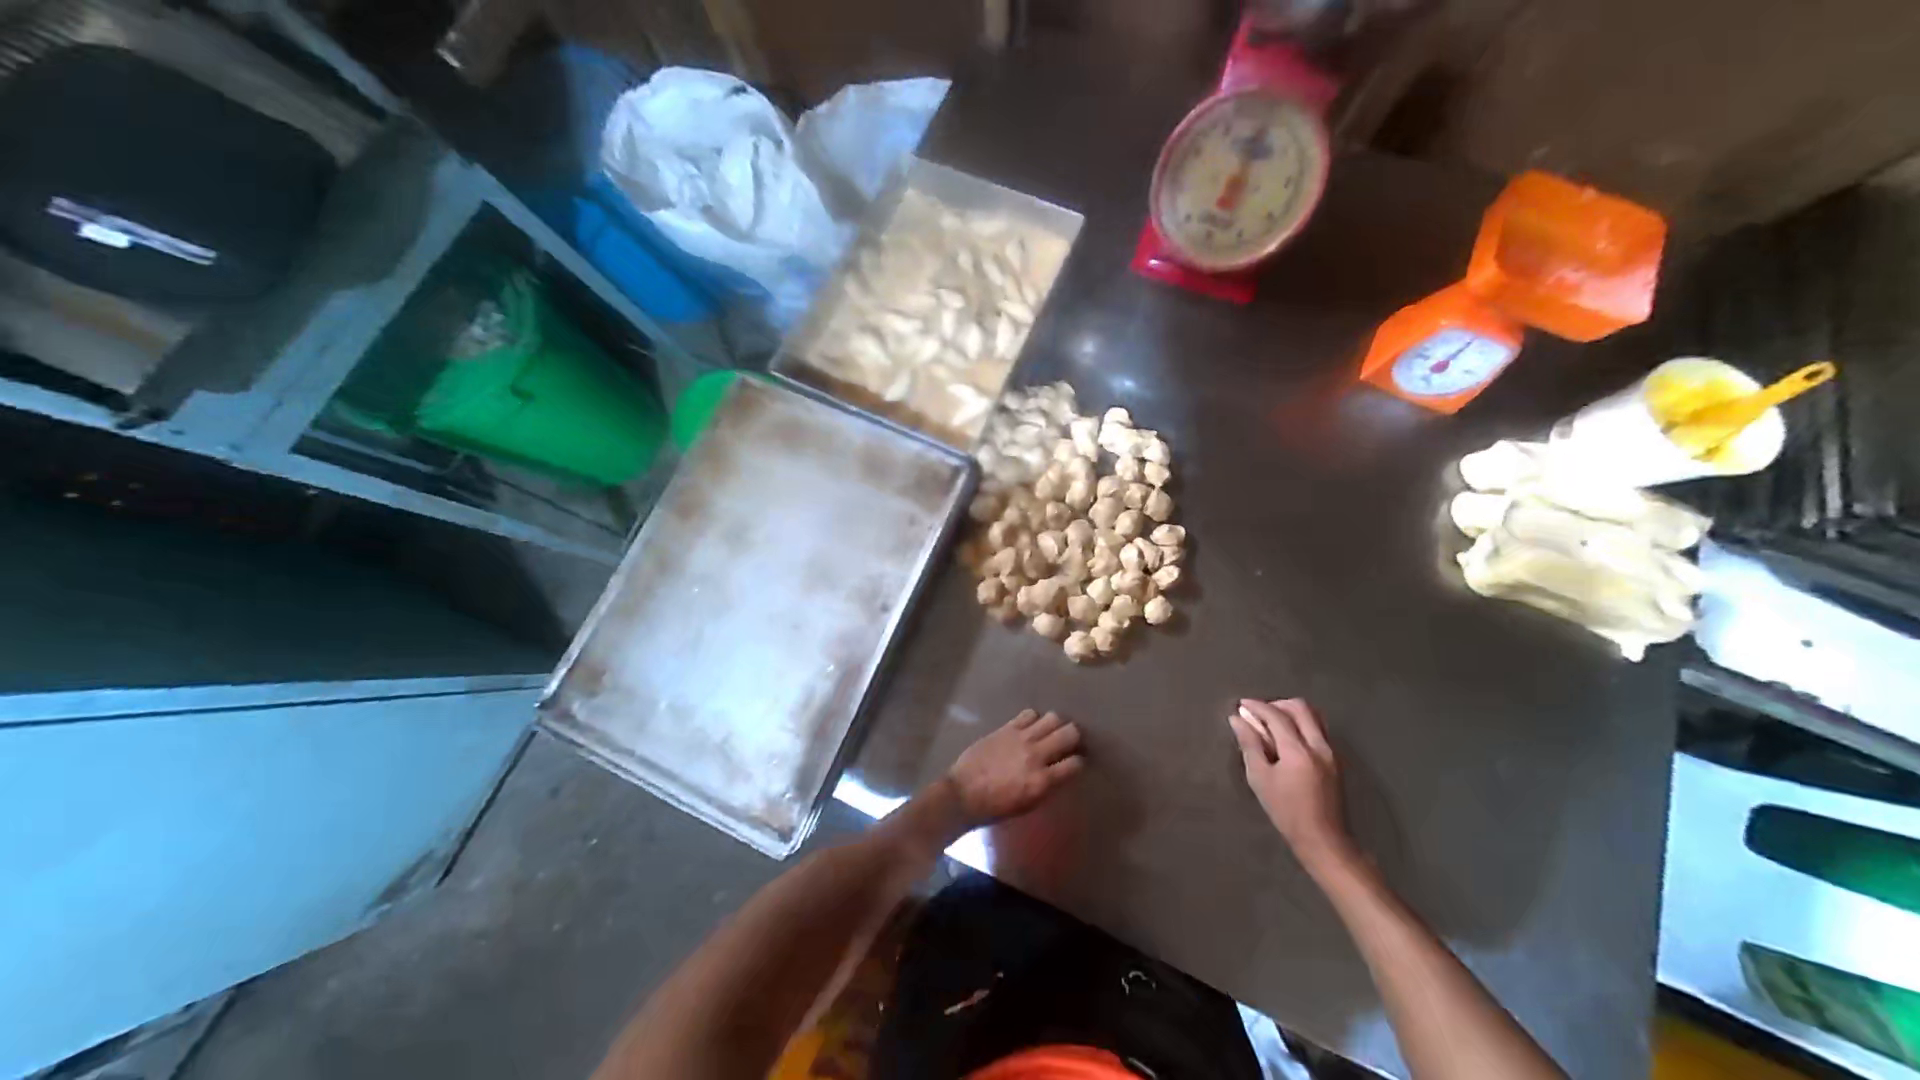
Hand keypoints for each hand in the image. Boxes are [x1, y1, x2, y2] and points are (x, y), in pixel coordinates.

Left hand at [946, 709, 1084, 826]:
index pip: (1075, 764)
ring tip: (1049, 732)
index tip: (1075, 763)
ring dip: (1055, 725)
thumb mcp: (1028, 804)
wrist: (963, 793)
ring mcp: (1021, 739)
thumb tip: (1060, 772)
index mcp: (1041, 782)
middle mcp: (1036, 756)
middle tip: (1068, 743)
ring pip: (1053, 718)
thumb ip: (1047, 786)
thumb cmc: (995, 807)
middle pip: (1070, 733)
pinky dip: (1034, 719)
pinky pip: (1029, 714)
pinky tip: (1029, 728)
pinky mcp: (1006, 728)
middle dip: (1073, 737)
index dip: (1078, 763)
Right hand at [1229, 698, 1356, 872]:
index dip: (1257, 706)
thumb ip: (1249, 745)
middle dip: (1276, 704)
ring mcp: (1331, 752)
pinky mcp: (1335, 759)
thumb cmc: (1286, 811)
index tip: (1241, 705)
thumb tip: (1237, 719)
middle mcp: (1319, 745)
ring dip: (1291, 712)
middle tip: (1258, 713)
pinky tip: (1286, 738)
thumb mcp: (1260, 779)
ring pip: (1313, 716)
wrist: (1323, 839)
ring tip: (1272, 723)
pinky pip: (1318, 729)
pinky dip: (1301, 724)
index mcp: (1299, 751)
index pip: (1276, 716)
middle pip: (1300, 707)